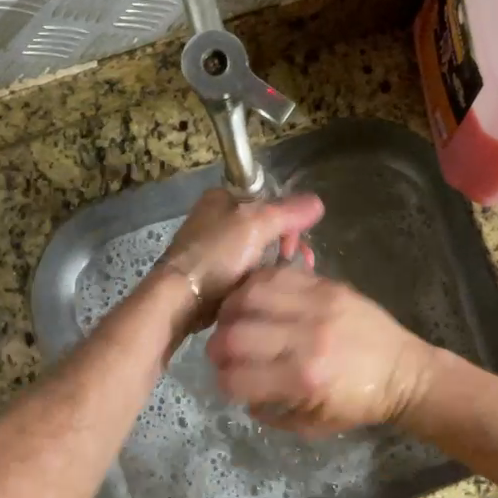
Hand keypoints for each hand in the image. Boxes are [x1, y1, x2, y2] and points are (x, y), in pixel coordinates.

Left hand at [158, 188, 323, 319]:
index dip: (289, 220)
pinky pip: (248, 274)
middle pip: (266, 229)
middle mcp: (217, 220)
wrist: (180, 299)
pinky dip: (262, 280)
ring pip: (259, 254)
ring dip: (278, 265)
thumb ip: (288, 212)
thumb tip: (318, 202)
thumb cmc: (216, 254)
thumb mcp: (255, 225)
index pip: (268, 202)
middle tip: (301, 263)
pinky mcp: (215, 276)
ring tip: (291, 280)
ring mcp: (215, 249)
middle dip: (288, 245)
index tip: (298, 241)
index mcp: (222, 198)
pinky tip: (272, 292)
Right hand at [206, 267, 437, 437]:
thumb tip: (241, 395)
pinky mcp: (328, 285)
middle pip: (234, 334)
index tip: (227, 381)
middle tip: (223, 352)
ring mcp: (318, 306)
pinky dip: (257, 286)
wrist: (404, 372)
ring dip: (232, 311)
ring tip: (235, 321)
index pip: (237, 377)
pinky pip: (277, 274)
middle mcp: (307, 339)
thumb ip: (272, 413)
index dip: (222, 381)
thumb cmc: (359, 404)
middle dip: (218, 347)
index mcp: (304, 380)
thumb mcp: (314, 425)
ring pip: (249, 295)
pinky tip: (256, 300)